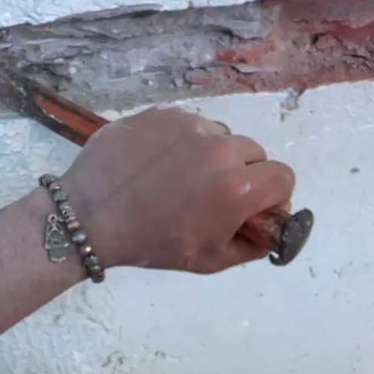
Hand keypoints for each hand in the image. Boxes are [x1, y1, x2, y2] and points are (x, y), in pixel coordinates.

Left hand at [59, 106, 295, 272]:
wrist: (90, 216)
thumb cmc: (151, 243)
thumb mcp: (209, 260)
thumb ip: (251, 246)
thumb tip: (271, 231)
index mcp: (238, 187)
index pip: (283, 177)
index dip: (273, 194)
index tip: (254, 205)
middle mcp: (220, 149)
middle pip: (254, 152)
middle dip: (243, 172)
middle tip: (212, 193)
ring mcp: (189, 125)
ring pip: (221, 135)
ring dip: (212, 153)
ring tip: (180, 176)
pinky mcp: (163, 113)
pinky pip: (188, 124)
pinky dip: (182, 141)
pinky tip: (159, 162)